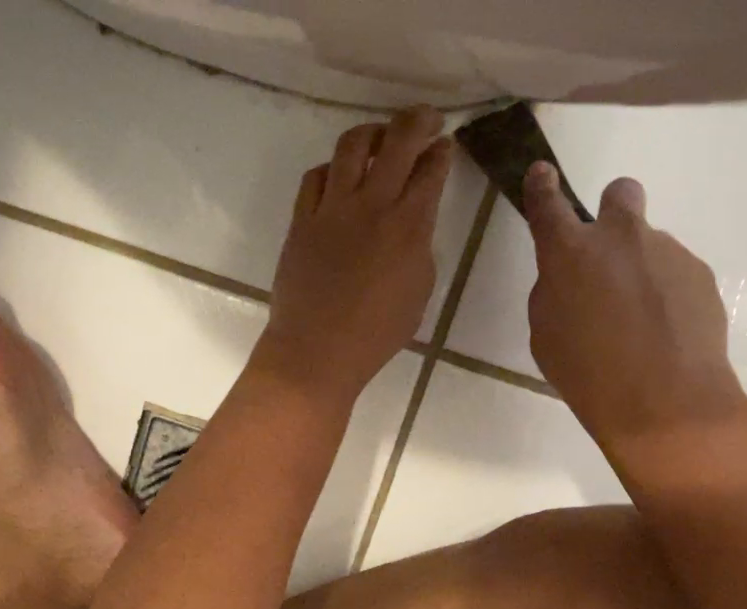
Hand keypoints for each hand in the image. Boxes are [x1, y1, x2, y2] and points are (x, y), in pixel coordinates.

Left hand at [262, 106, 452, 396]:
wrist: (317, 350)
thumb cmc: (376, 333)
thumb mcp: (418, 291)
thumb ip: (419, 247)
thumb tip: (413, 225)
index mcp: (409, 226)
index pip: (431, 170)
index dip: (441, 151)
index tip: (444, 145)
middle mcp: (372, 204)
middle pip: (397, 140)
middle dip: (417, 121)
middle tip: (425, 120)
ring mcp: (332, 208)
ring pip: (351, 145)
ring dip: (371, 133)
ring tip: (380, 138)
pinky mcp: (302, 220)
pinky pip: (315, 177)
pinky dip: (332, 168)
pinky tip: (339, 175)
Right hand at [521, 163, 746, 441]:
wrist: (663, 400)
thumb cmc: (587, 374)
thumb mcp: (547, 336)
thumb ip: (556, 294)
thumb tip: (572, 280)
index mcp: (569, 254)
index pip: (548, 205)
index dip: (542, 188)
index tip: (543, 175)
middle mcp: (620, 239)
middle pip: (620, 193)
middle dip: (613, 209)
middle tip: (609, 254)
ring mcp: (666, 251)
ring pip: (649, 248)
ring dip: (641, 273)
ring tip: (640, 328)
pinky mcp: (699, 274)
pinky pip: (675, 276)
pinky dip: (666, 297)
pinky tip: (665, 336)